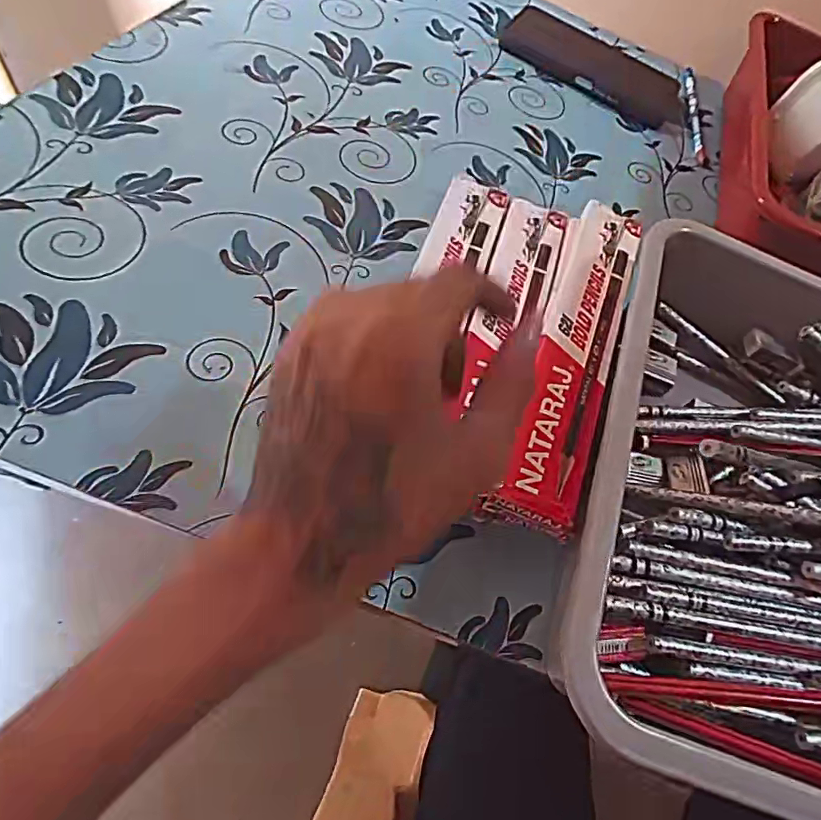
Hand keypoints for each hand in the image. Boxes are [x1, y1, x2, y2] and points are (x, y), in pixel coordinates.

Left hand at [236, 266, 537, 609]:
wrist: (302, 540)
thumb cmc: (397, 502)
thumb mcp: (478, 452)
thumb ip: (512, 382)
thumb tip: (529, 331)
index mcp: (401, 336)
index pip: (458, 279)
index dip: (493, 293)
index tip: (505, 318)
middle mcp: (352, 316)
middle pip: (421, 291)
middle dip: (452, 327)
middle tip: (457, 386)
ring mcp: (313, 330)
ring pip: (383, 303)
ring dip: (413, 331)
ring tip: (414, 394)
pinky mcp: (290, 350)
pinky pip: (347, 321)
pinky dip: (374, 340)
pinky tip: (374, 393)